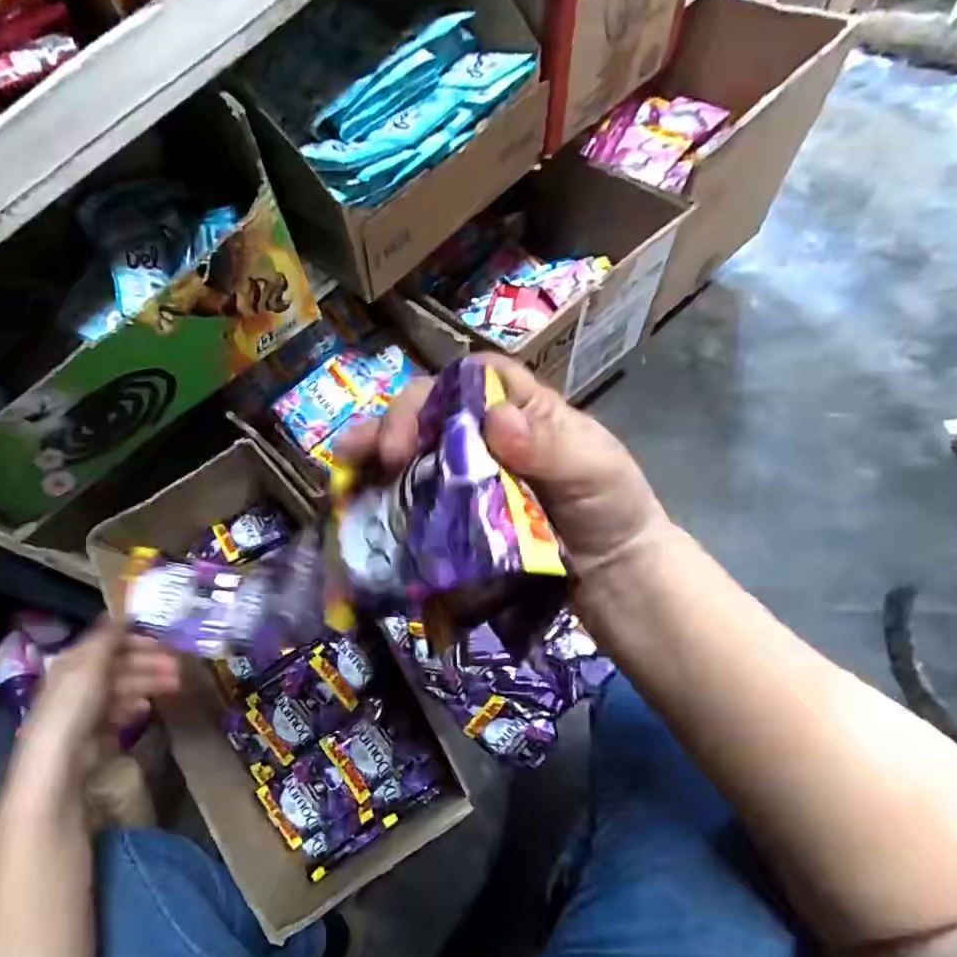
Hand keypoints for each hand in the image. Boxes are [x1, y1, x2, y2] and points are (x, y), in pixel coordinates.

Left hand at [25, 619, 179, 752]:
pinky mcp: (94, 730)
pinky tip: (146, 708)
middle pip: (118, 665)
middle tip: (177, 667)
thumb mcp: (92, 663)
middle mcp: (79, 679)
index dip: (135, 639)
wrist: (60, 758)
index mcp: (75, 659)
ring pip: (122, 687)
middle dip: (149, 663)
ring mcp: (87, 706)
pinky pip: (118, 711)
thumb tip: (123, 611)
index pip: (108, 642)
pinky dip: (133, 706)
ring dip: (148, 683)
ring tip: (174, 686)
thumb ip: (109, 637)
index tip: (162, 641)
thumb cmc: (75, 704)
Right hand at [335, 354, 667, 576]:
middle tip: (371, 455)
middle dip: (392, 425)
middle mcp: (481, 436)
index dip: (438, 390)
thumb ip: (551, 445)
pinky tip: (356, 508)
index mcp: (517, 409)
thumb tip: (493, 421)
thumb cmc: (610, 510)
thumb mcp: (595, 469)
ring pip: (408, 452)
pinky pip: (409, 498)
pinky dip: (379, 498)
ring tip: (344, 473)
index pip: (470, 377)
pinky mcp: (450, 516)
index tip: (420, 426)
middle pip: (427, 412)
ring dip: (371, 457)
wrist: (612, 578)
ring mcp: (462, 476)